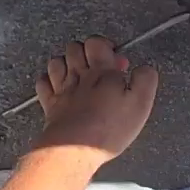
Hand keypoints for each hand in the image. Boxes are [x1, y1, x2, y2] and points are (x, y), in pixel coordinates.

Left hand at [31, 37, 157, 161]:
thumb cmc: (107, 127)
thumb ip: (145, 80)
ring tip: (79, 74)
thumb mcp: (140, 104)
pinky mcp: (50, 104)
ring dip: (67, 64)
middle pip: (74, 48)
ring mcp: (61, 89)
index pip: (96, 42)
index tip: (114, 59)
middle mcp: (78, 75)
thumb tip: (146, 69)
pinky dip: (50, 81)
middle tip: (98, 68)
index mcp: (101, 71)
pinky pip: (43, 82)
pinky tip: (59, 87)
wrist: (74, 148)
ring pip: (57, 61)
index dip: (105, 45)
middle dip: (86, 52)